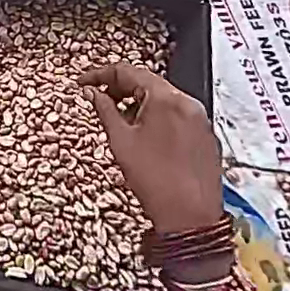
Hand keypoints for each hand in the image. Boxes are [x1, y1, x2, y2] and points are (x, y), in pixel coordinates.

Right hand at [80, 64, 222, 232]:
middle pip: (147, 83)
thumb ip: (104, 109)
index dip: (100, 75)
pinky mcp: (205, 135)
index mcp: (166, 99)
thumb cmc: (155, 180)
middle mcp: (188, 103)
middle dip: (119, 88)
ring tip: (118, 118)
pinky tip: (142, 133)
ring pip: (162, 99)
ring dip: (137, 102)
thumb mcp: (120, 140)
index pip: (128, 72)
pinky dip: (156, 116)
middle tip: (98, 97)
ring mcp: (200, 119)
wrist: (191, 218)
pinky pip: (176, 114)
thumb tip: (92, 92)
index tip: (84, 83)